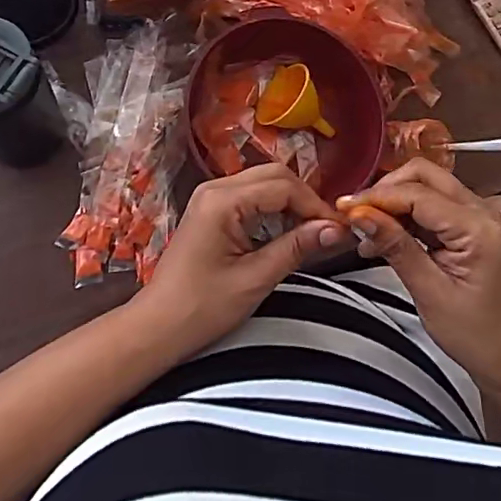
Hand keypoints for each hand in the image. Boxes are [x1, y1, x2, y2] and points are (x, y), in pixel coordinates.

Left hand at [134, 164, 348, 354]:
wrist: (159, 325)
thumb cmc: (203, 307)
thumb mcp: (256, 278)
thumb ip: (296, 247)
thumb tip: (335, 230)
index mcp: (223, 200)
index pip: (283, 186)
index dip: (315, 205)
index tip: (341, 229)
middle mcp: (215, 188)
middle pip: (274, 175)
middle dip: (305, 198)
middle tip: (329, 229)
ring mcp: (210, 196)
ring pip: (263, 182)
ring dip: (291, 202)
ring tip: (313, 231)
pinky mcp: (210, 208)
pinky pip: (250, 195)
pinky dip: (273, 208)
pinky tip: (287, 230)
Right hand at [343, 160, 500, 392]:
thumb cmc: (477, 334)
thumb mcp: (429, 291)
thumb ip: (395, 246)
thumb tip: (360, 215)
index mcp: (478, 227)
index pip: (417, 193)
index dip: (377, 197)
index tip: (344, 209)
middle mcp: (481, 212)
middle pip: (423, 176)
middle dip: (385, 190)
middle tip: (355, 214)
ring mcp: (475, 217)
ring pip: (424, 187)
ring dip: (392, 202)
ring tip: (365, 231)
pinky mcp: (467, 227)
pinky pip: (429, 206)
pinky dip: (403, 215)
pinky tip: (382, 237)